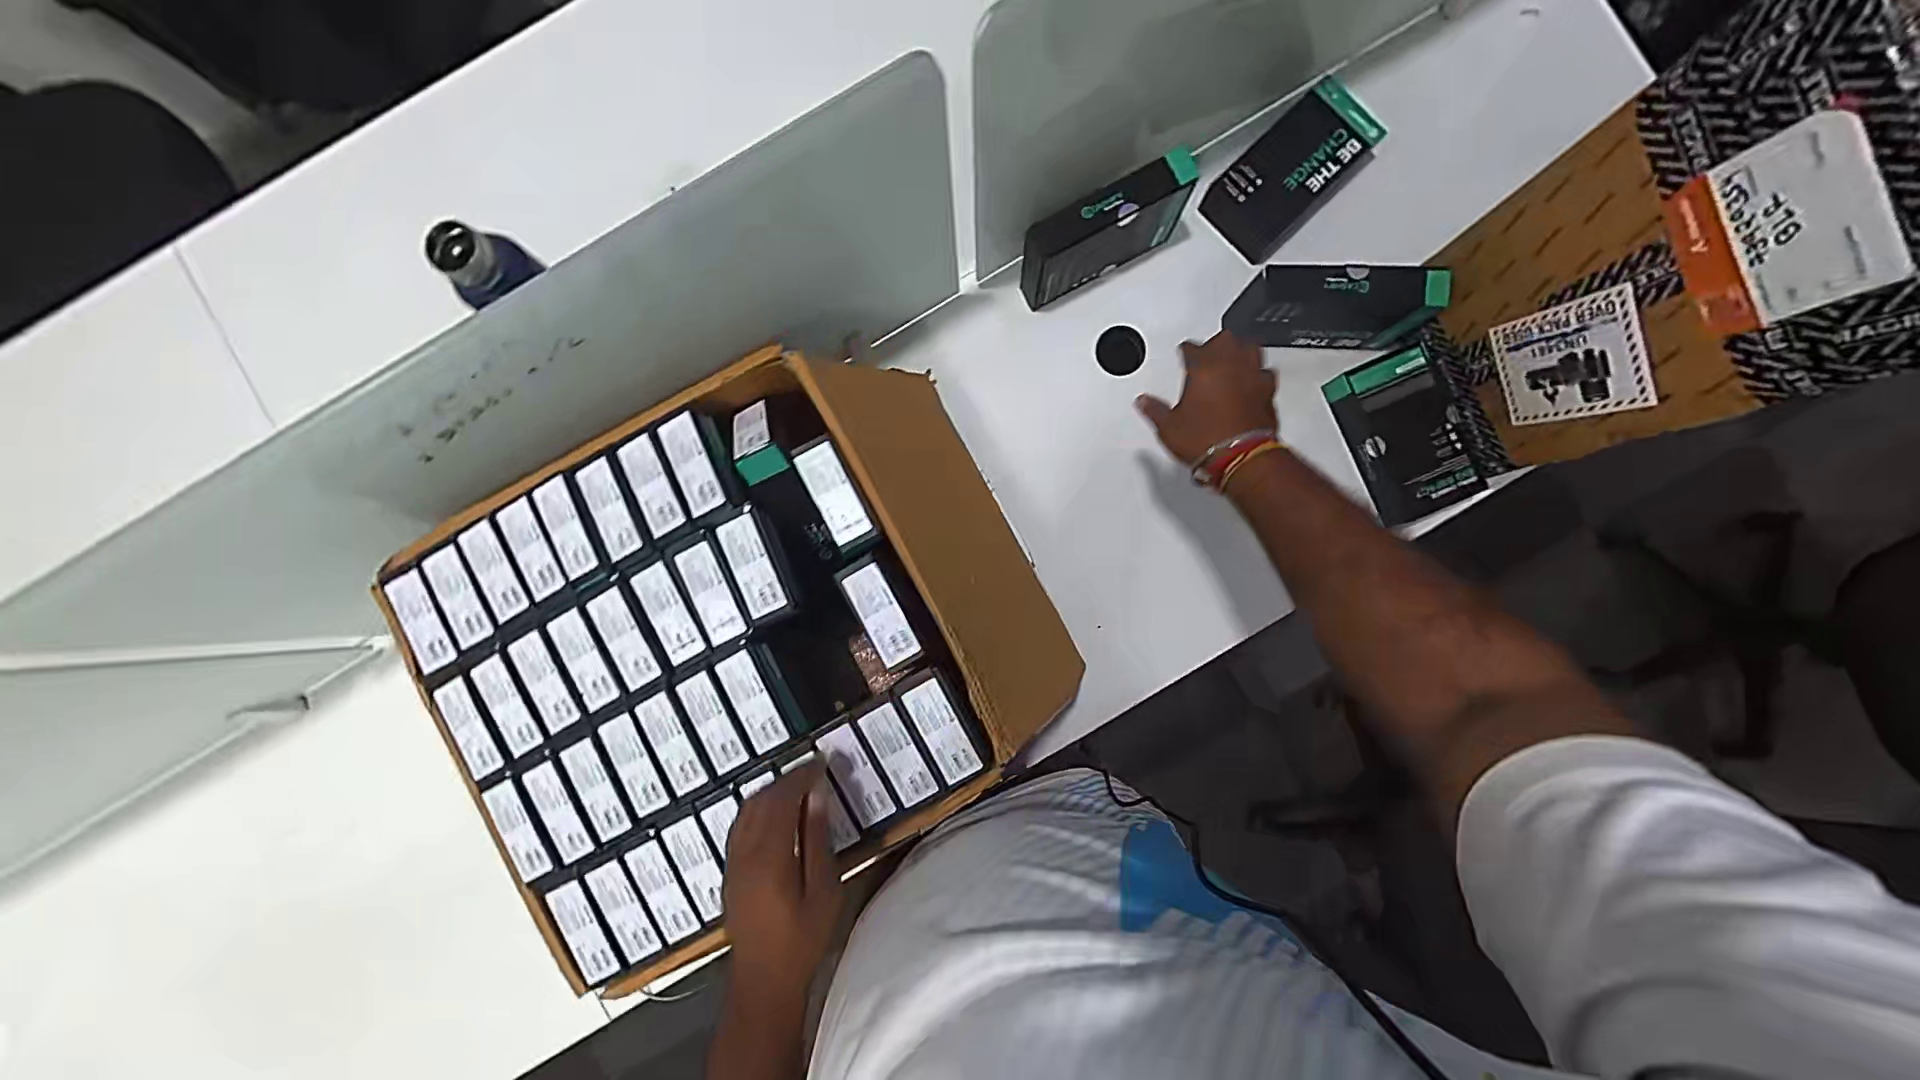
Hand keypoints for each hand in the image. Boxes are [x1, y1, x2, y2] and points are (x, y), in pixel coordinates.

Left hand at [722, 764, 844, 1004]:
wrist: (763, 983)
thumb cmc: (802, 939)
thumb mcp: (823, 889)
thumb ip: (817, 839)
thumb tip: (816, 797)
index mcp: (768, 856)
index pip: (781, 799)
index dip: (801, 776)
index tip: (821, 764)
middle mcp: (744, 853)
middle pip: (760, 800)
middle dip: (786, 780)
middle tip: (813, 772)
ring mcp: (733, 862)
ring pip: (746, 810)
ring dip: (771, 792)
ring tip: (798, 788)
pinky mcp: (730, 872)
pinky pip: (741, 825)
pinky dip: (760, 808)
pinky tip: (777, 814)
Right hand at [1136, 330, 1277, 464]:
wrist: (1241, 457)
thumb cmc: (1208, 440)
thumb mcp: (1169, 427)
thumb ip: (1155, 410)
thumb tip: (1144, 402)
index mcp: (1203, 368)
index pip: (1192, 348)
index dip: (1186, 349)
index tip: (1184, 351)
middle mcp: (1230, 366)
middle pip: (1226, 339)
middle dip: (1215, 343)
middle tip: (1207, 350)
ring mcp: (1253, 376)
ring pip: (1250, 349)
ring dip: (1240, 350)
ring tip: (1233, 356)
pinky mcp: (1268, 392)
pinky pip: (1265, 373)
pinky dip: (1258, 373)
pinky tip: (1254, 379)